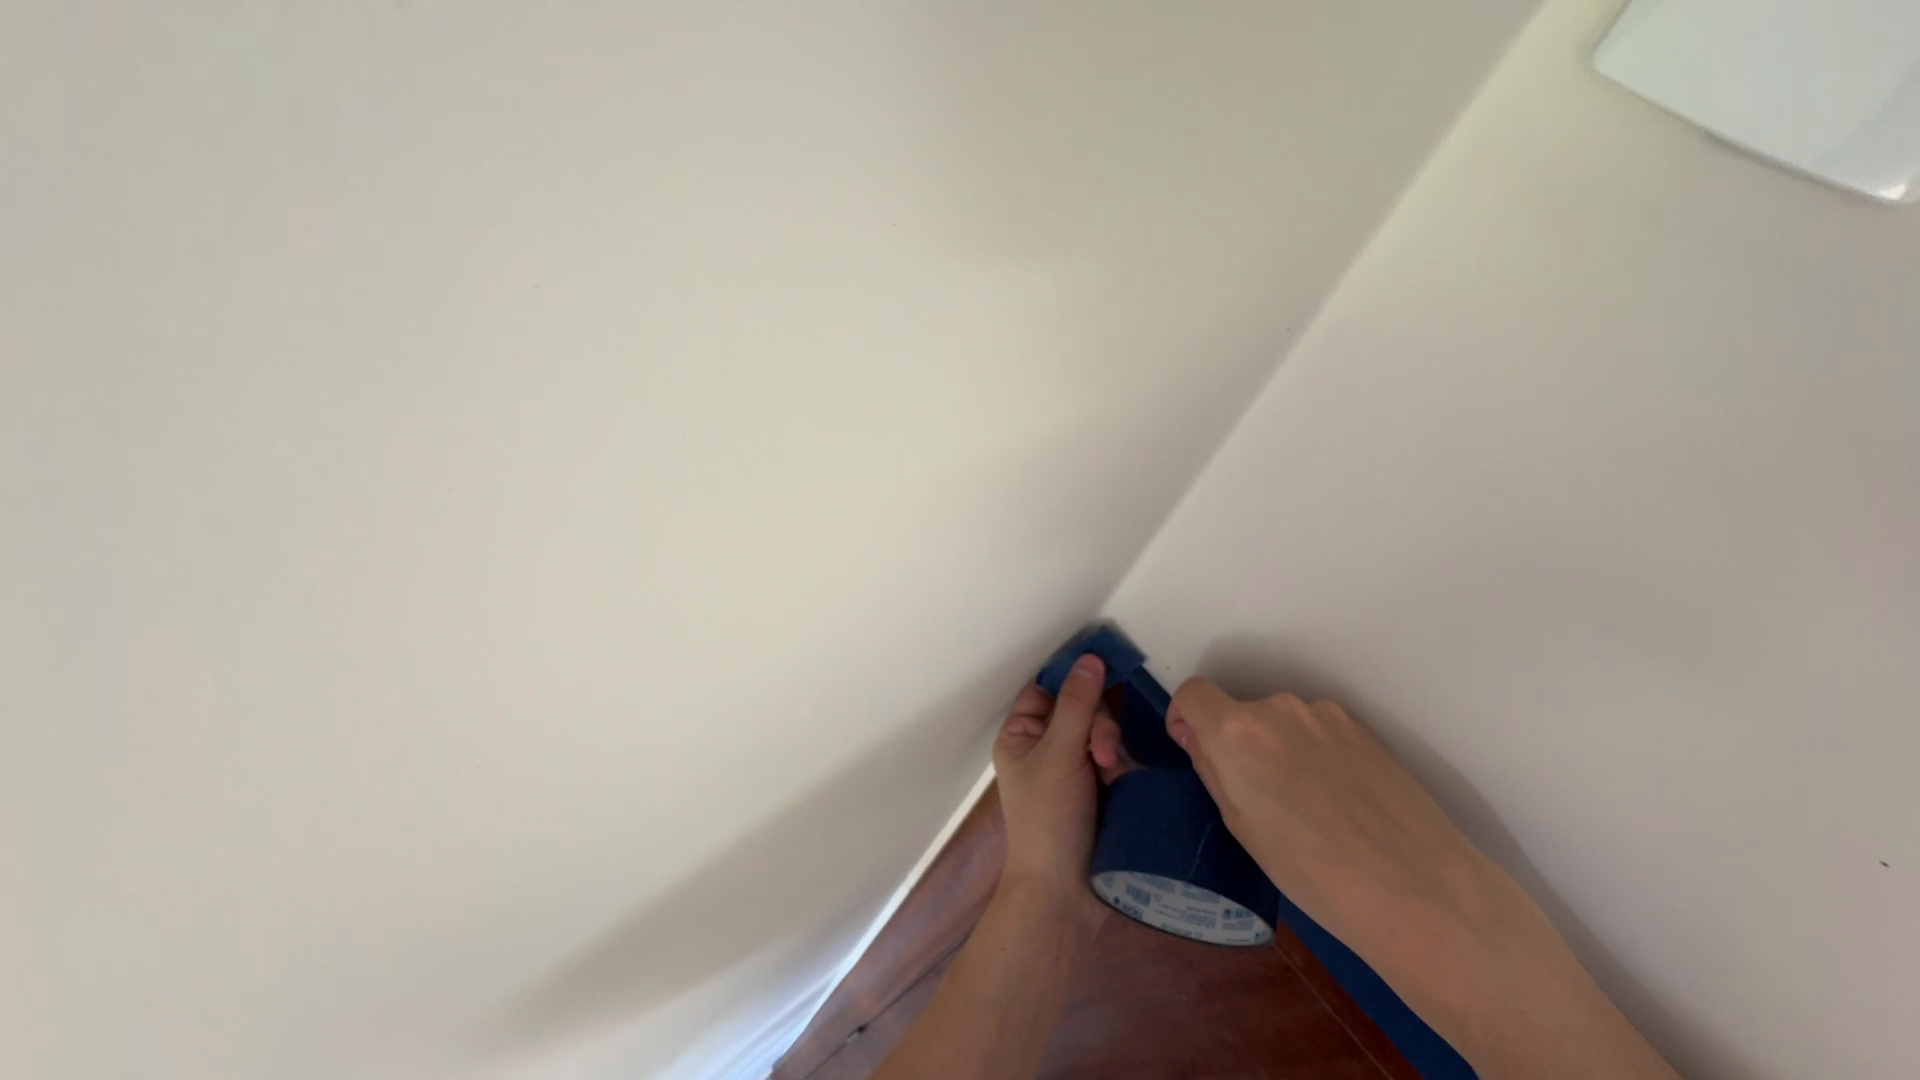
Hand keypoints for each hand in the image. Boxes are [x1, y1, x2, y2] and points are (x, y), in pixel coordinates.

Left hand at [992, 655, 1125, 900]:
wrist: (1066, 893)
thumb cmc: (1049, 820)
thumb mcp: (1058, 754)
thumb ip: (1077, 705)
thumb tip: (1091, 659)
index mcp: (1020, 736)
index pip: (1045, 689)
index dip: (1071, 678)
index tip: (1105, 665)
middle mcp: (1045, 748)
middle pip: (1080, 708)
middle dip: (1097, 725)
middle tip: (1102, 751)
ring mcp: (1074, 770)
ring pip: (1102, 733)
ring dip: (1110, 747)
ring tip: (1113, 773)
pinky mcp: (1100, 790)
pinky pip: (1117, 759)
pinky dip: (1122, 767)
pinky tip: (1124, 782)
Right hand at [1164, 678, 1502, 949]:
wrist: (1418, 889)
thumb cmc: (1314, 871)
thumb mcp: (1241, 827)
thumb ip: (1213, 771)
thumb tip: (1199, 740)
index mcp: (1238, 731)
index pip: (1194, 693)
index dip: (1184, 716)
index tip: (1191, 745)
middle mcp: (1280, 709)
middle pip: (1241, 711)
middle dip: (1236, 742)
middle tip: (1254, 796)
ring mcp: (1328, 716)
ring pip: (1282, 723)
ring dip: (1277, 748)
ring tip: (1303, 805)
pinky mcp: (1365, 730)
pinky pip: (1319, 732)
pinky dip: (1313, 754)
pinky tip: (1337, 802)